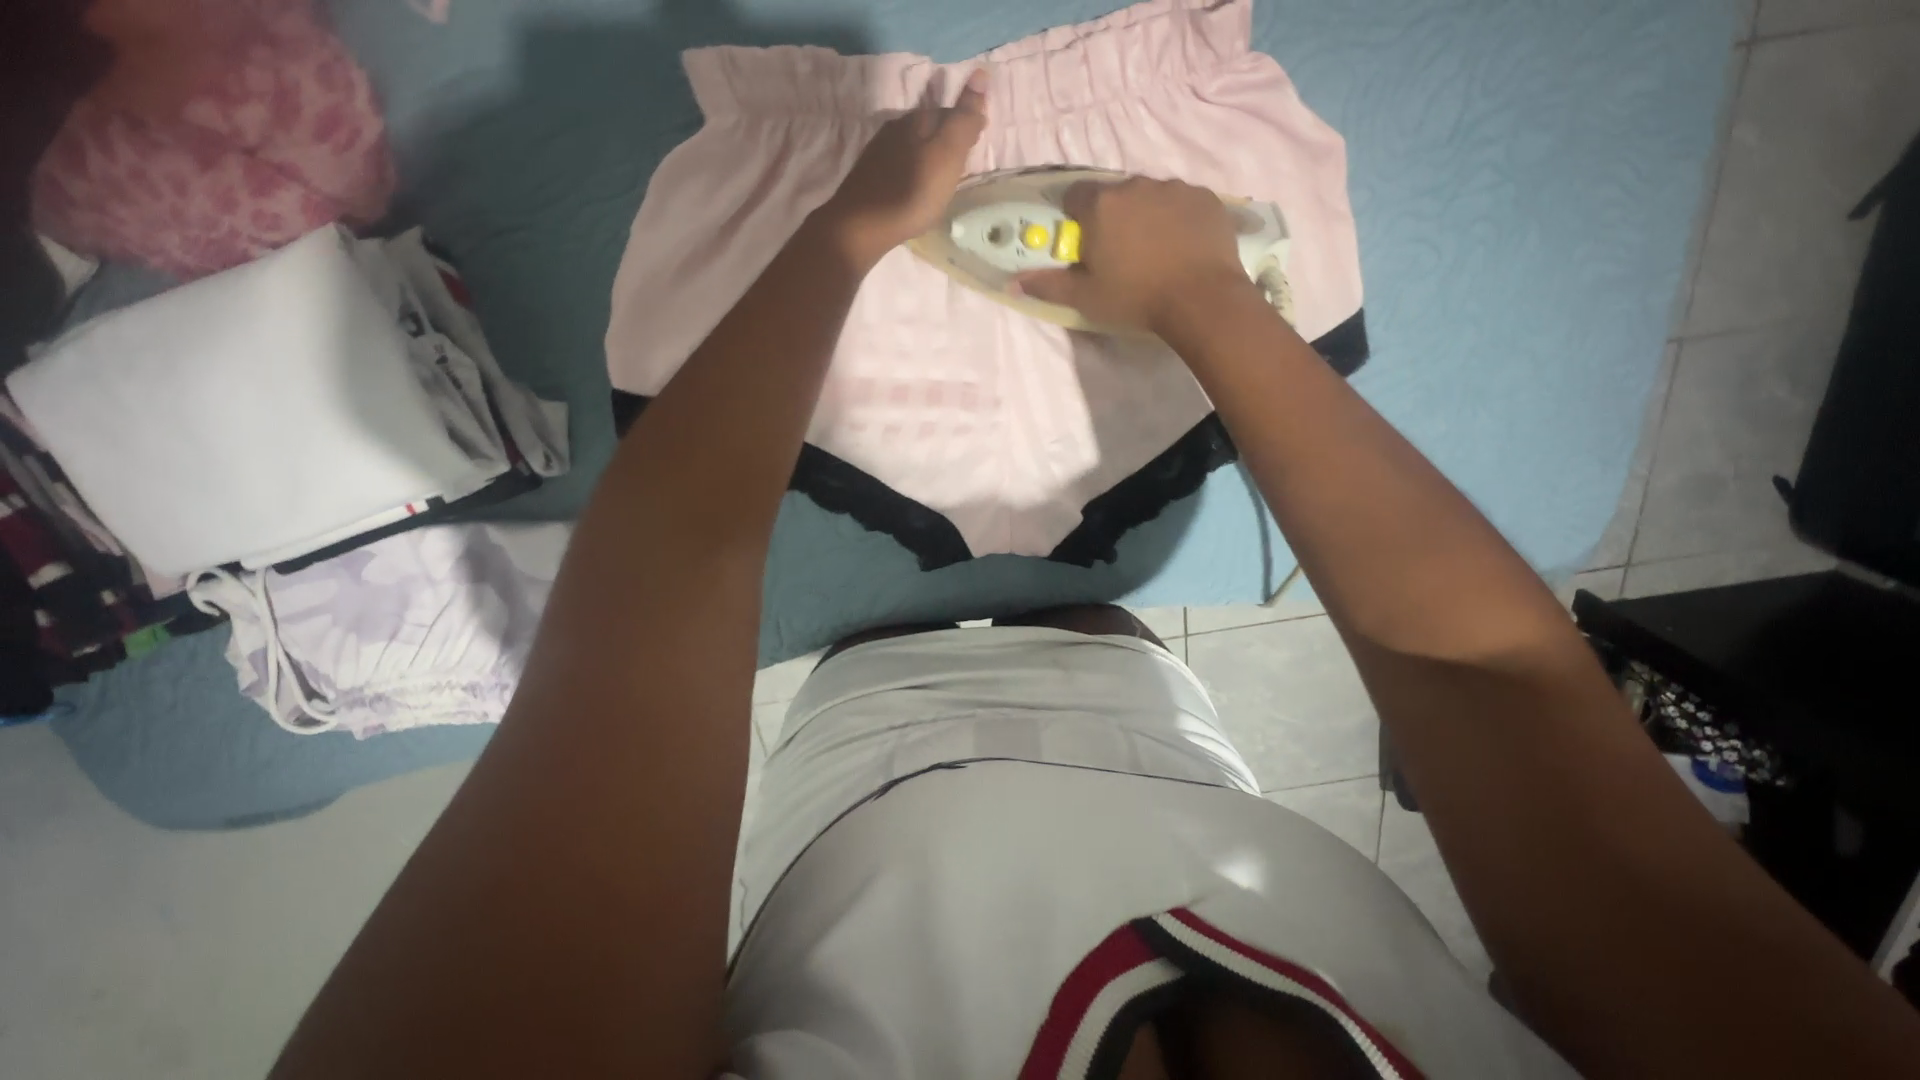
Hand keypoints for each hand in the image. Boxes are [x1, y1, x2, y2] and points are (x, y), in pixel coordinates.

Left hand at [813, 69, 988, 267]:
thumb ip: (964, 118)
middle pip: (930, 127)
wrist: (860, 226)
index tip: (978, 141)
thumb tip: (980, 74)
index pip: (950, 112)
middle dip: (947, 138)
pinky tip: (914, 186)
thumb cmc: (912, 192)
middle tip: (962, 160)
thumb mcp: (948, 154)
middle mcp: (896, 128)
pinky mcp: (868, 175)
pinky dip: (911, 170)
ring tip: (940, 176)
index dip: (967, 124)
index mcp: (917, 121)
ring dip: (928, 154)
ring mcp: (878, 151)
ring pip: (912, 145)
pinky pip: (898, 163)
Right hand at [1015, 177, 1258, 336]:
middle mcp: (1135, 185)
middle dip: (1113, 217)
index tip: (1084, 241)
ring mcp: (1174, 187)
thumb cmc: (1136, 298)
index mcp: (1101, 205)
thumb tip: (1013, 283)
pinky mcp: (1205, 197)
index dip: (1075, 217)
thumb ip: (1048, 285)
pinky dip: (1179, 218)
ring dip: (1147, 215)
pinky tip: (1183, 246)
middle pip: (1115, 194)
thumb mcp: (1086, 298)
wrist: (1202, 299)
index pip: (1075, 196)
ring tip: (1156, 250)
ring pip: (1150, 196)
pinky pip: (1183, 202)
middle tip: (1121, 252)